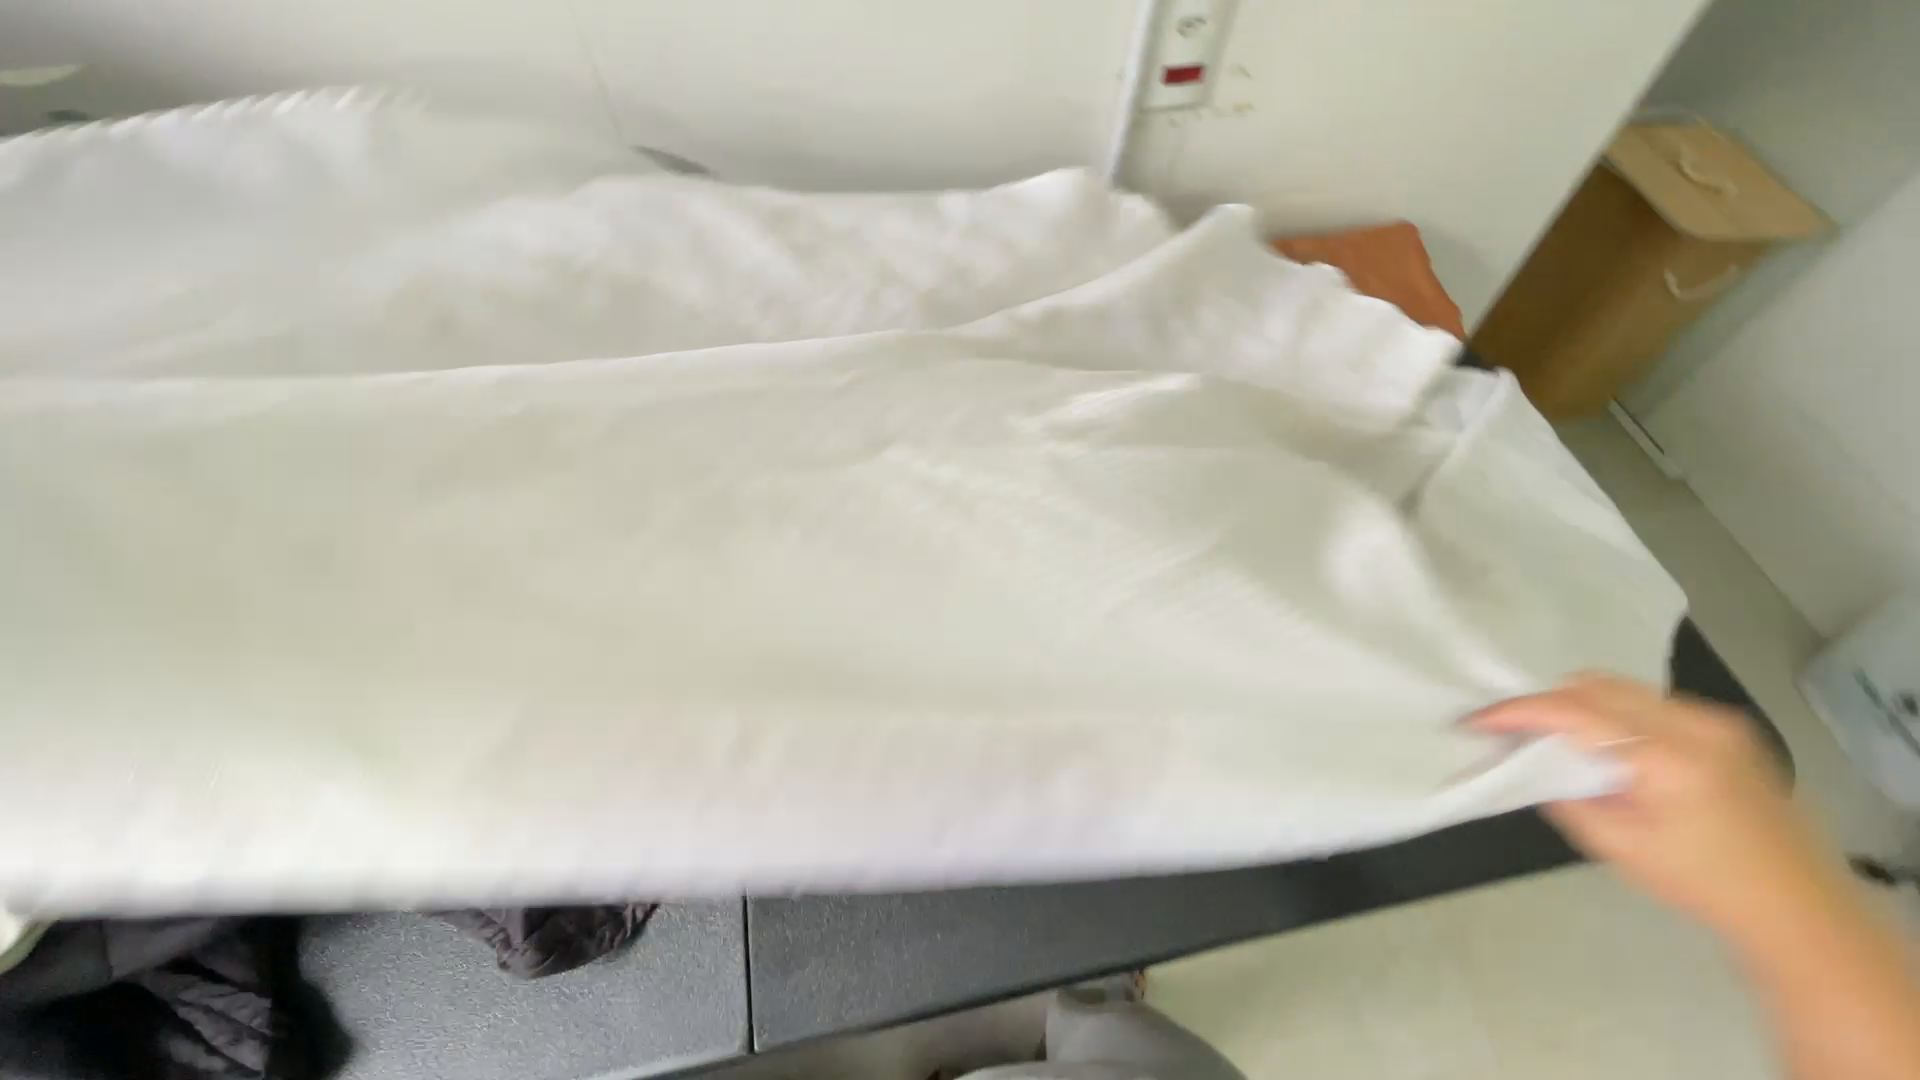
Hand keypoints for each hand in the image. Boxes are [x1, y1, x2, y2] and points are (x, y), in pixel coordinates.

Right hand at [1473, 675, 1849, 943]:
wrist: (1799, 910)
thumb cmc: (1701, 884)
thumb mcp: (1616, 846)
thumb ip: (1564, 795)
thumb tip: (1523, 761)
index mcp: (1670, 759)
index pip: (1574, 712)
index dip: (1517, 711)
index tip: (1475, 720)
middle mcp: (1697, 726)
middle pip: (1596, 686)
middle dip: (1545, 702)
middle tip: (1511, 729)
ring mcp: (1717, 723)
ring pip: (1620, 687)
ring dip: (1577, 704)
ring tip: (1551, 736)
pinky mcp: (1727, 728)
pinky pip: (1647, 701)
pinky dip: (1610, 711)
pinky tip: (1601, 743)